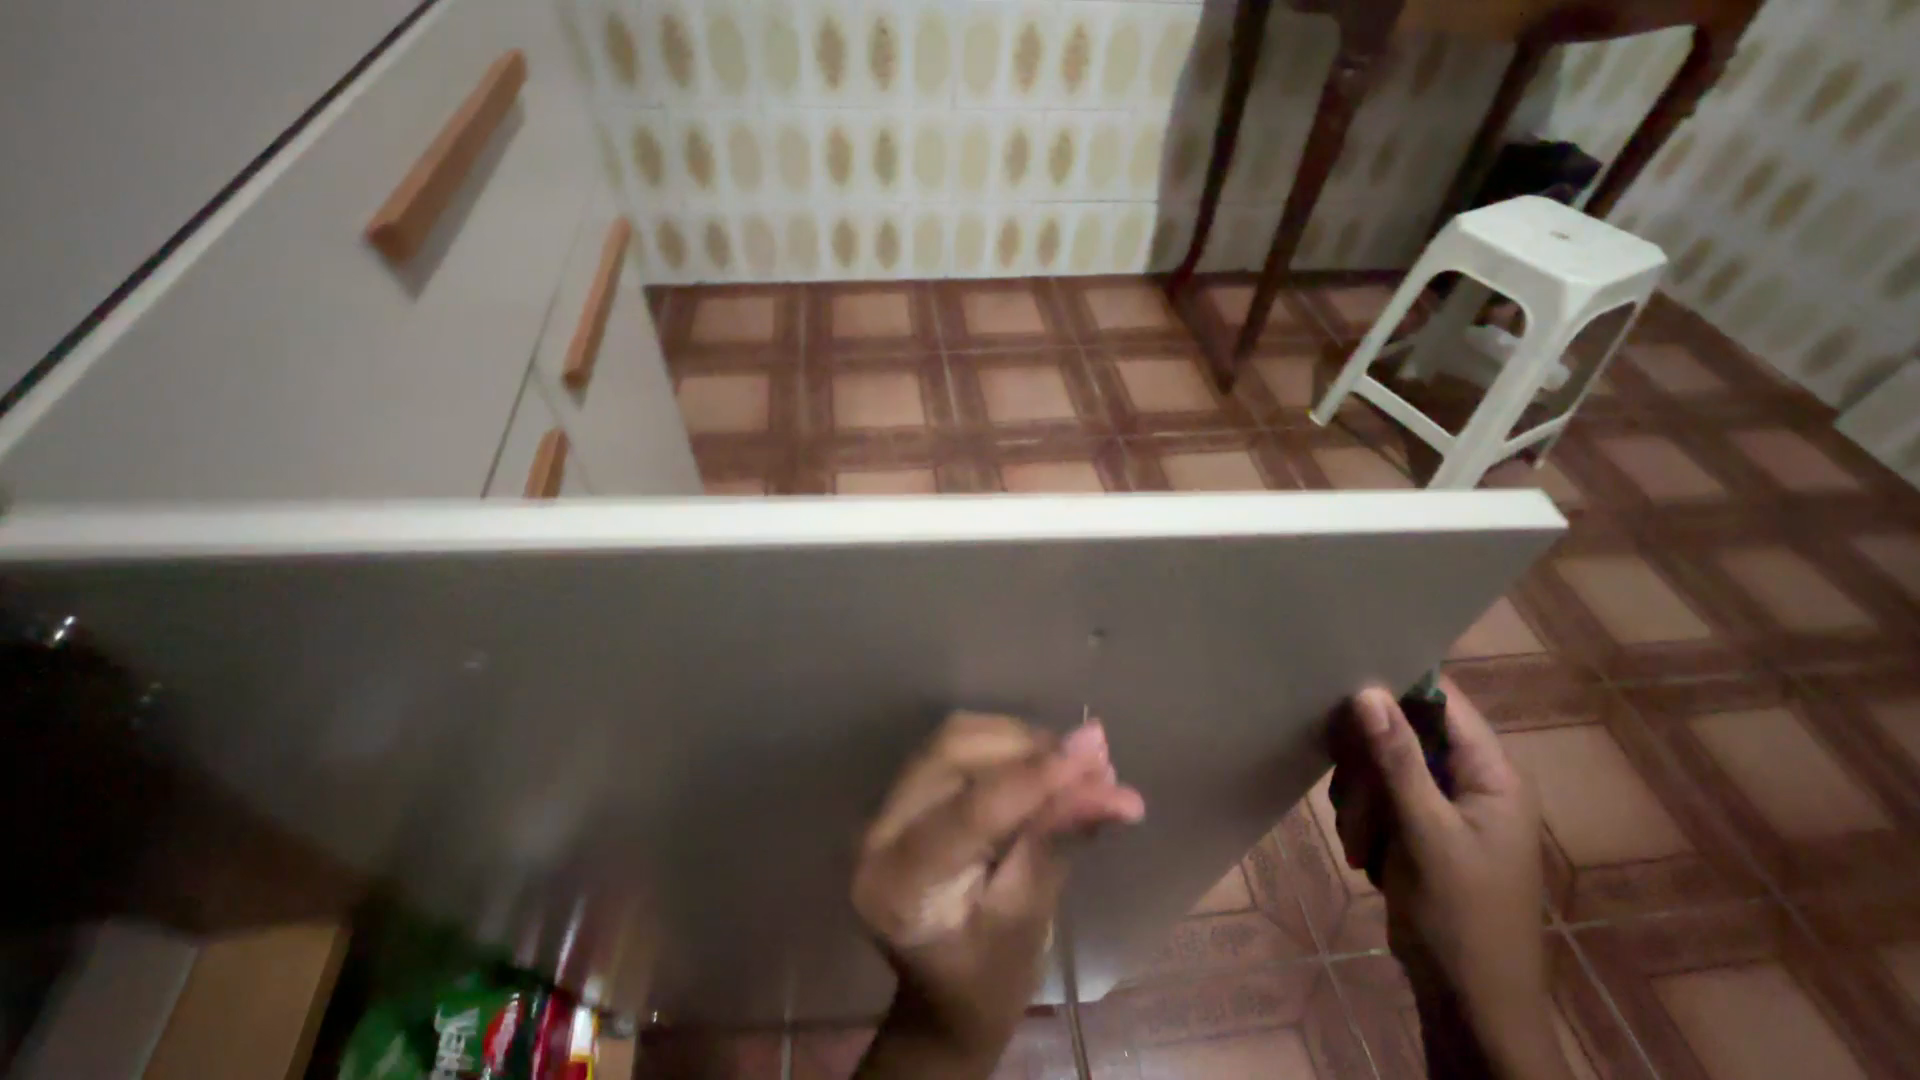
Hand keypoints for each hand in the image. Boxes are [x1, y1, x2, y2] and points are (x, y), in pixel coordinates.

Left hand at [851, 712, 1143, 1077]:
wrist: (943, 1000)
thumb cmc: (988, 980)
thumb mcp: (1029, 917)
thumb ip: (1057, 841)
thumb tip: (1113, 785)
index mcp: (898, 885)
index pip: (970, 812)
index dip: (1035, 778)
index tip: (1096, 752)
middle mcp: (876, 834)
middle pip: (953, 753)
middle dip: (1030, 748)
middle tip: (1097, 760)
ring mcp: (883, 809)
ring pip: (955, 739)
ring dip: (1022, 741)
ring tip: (1077, 764)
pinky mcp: (903, 795)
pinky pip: (956, 747)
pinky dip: (1008, 746)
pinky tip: (1047, 765)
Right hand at [1329, 683, 1570, 1079]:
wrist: (1469, 1002)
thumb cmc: (1461, 918)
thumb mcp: (1427, 835)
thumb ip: (1397, 761)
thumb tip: (1366, 690)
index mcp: (1492, 773)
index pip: (1442, 701)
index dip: (1395, 689)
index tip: (1342, 693)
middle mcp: (1470, 780)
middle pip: (1401, 734)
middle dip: (1369, 769)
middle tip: (1356, 806)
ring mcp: (1442, 807)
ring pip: (1380, 769)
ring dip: (1361, 803)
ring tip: (1363, 845)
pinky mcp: (1418, 830)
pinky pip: (1376, 800)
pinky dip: (1363, 823)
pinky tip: (1366, 857)